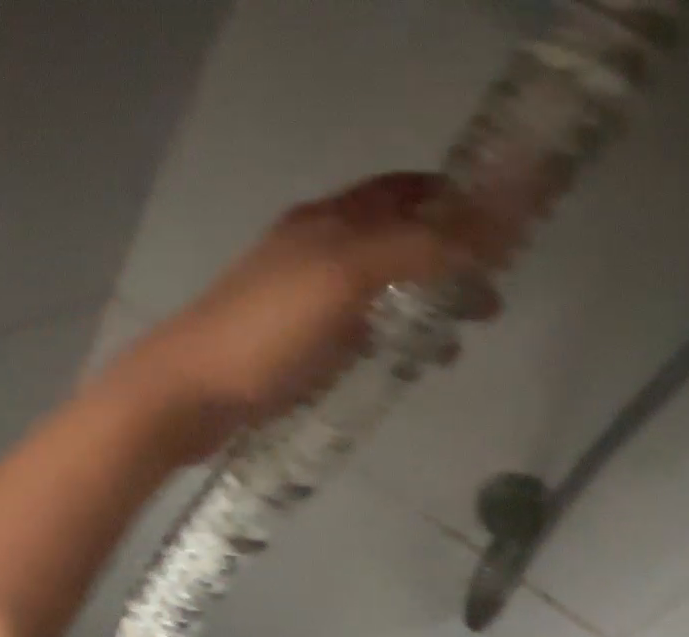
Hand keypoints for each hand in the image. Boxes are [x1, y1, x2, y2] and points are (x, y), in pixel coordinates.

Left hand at [95, 173, 494, 456]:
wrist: (185, 393)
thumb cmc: (265, 330)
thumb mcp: (343, 278)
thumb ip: (415, 249)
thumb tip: (485, 230)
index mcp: (325, 222)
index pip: (400, 191)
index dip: (452, 199)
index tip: (503, 227)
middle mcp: (312, 252)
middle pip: (392, 242)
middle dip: (444, 262)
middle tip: (488, 298)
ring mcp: (298, 304)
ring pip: (373, 292)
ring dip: (417, 307)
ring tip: (456, 341)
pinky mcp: (290, 349)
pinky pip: (351, 336)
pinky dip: (384, 342)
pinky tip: (402, 367)